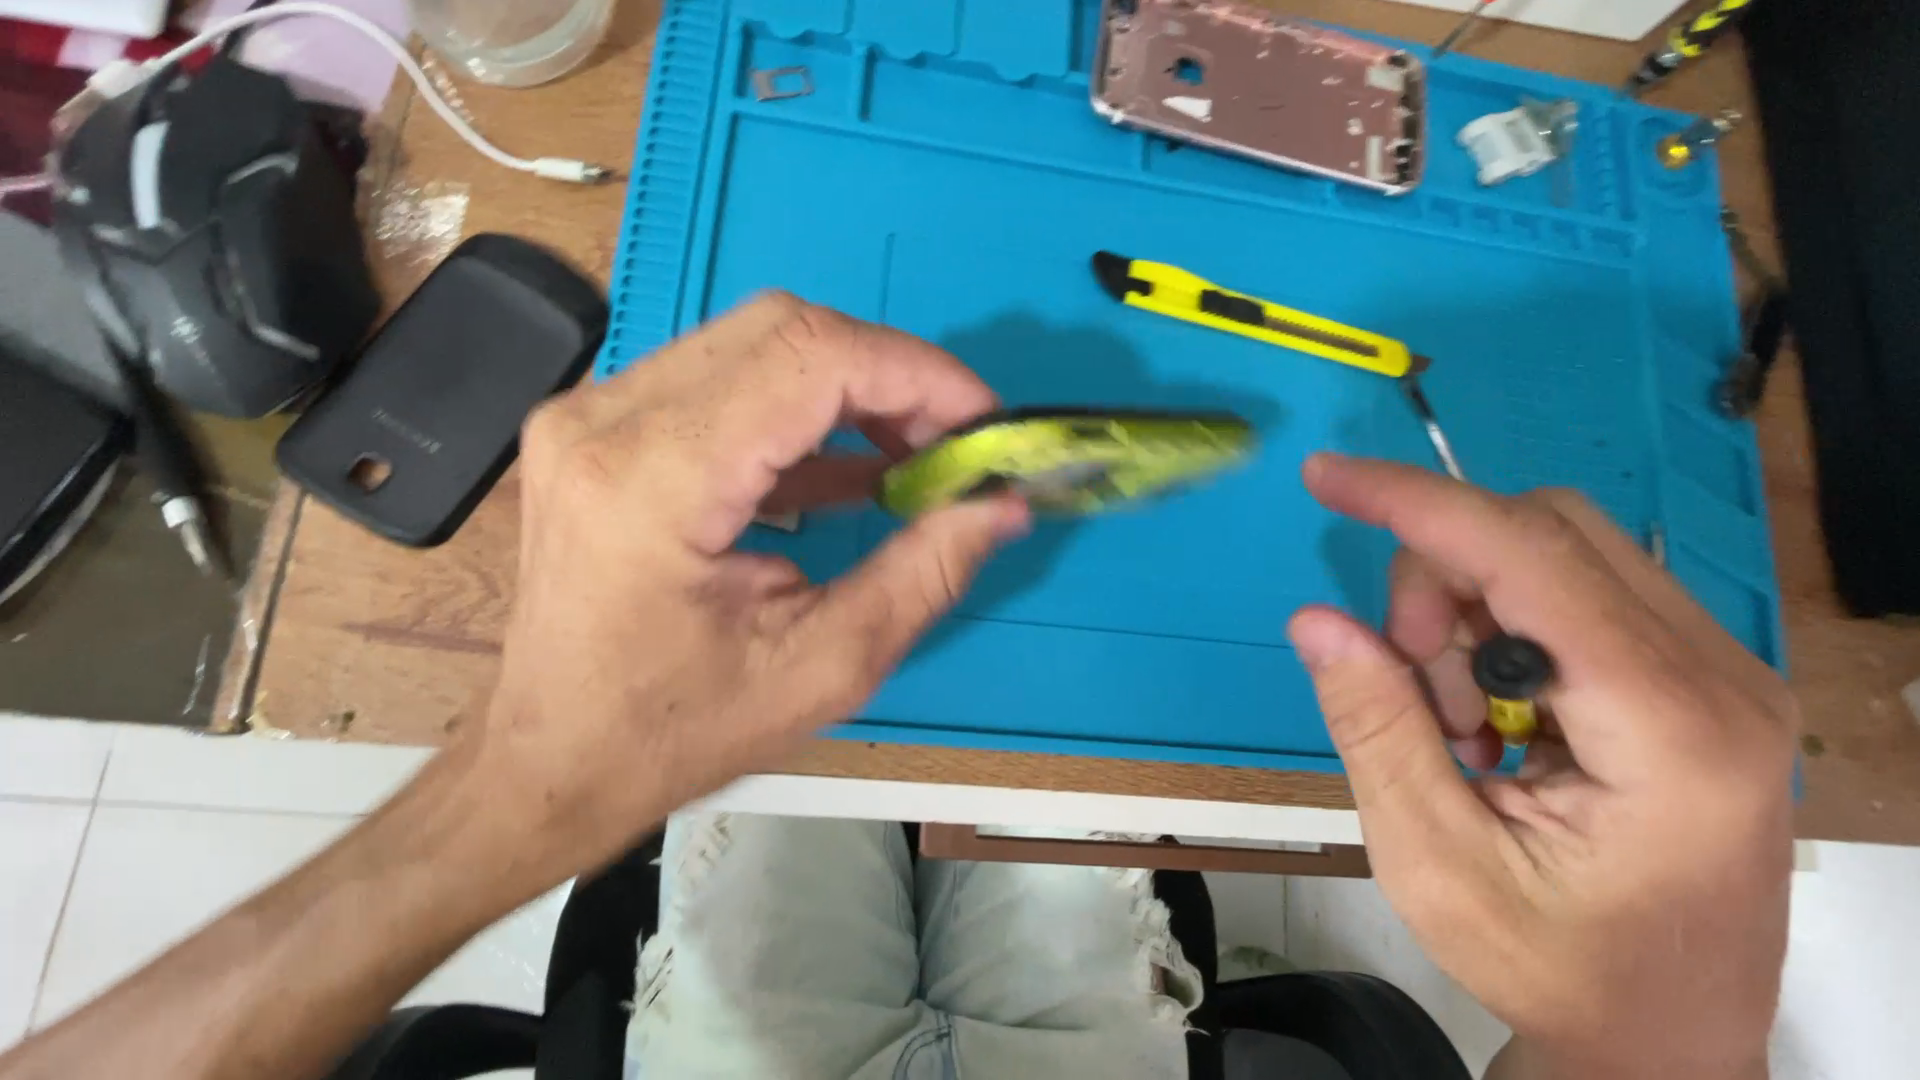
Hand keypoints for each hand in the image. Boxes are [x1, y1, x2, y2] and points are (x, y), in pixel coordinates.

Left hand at [462, 293, 1028, 880]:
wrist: (548, 759)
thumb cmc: (673, 733)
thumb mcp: (823, 667)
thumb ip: (925, 573)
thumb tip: (1004, 505)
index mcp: (654, 479)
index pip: (809, 358)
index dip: (917, 374)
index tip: (983, 424)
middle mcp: (609, 419)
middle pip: (784, 328)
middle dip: (892, 374)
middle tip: (952, 442)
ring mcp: (594, 414)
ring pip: (757, 342)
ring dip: (852, 387)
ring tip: (914, 454)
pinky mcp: (603, 427)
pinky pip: (725, 381)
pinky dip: (803, 412)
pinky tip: (853, 468)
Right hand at [1287, 454, 1794, 1079]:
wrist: (1664, 1038)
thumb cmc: (1553, 966)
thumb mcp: (1434, 860)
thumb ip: (1375, 729)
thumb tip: (1315, 619)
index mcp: (1670, 728)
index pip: (1528, 557)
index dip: (1416, 503)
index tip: (1326, 478)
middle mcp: (1715, 675)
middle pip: (1546, 533)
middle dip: (1438, 581)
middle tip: (1408, 683)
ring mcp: (1713, 671)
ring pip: (1553, 552)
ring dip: (1463, 610)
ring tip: (1451, 723)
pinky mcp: (1688, 677)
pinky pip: (1567, 591)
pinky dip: (1494, 628)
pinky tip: (1488, 714)